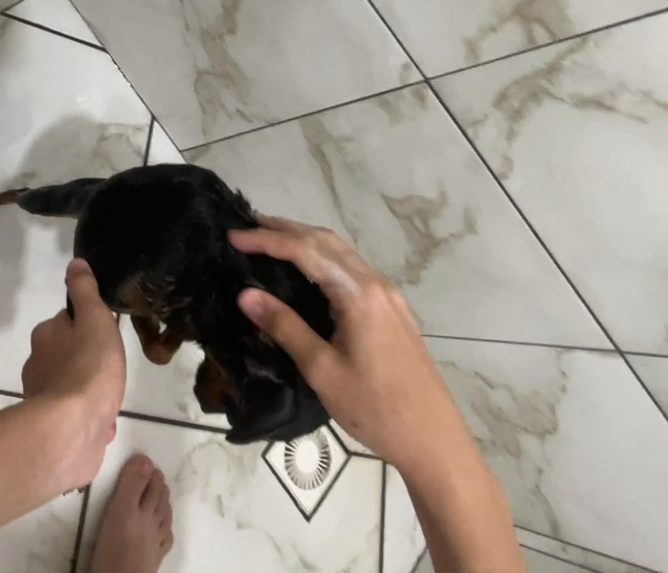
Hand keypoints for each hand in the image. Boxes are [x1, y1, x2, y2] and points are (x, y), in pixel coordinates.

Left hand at [21, 259, 126, 489]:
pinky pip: (75, 416)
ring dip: (91, 392)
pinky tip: (105, 423)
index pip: (67, 321)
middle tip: (112, 367)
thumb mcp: (94, 319)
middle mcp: (37, 363)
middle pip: (69, 354)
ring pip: (72, 386)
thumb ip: (85, 291)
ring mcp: (42, 398)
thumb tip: (75, 263)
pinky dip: (90, 418)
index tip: (107, 334)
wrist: (72, 430)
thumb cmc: (88, 368)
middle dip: (90, 361)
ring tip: (111, 397)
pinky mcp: (52, 427)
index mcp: (45, 335)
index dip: (89, 325)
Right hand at [230, 217, 447, 469]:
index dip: (266, 240)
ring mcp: (388, 296)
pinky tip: (306, 272)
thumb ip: (285, 327)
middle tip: (248, 226)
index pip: (305, 251)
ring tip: (270, 240)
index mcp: (358, 294)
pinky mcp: (392, 310)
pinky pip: (351, 270)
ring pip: (341, 253)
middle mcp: (375, 284)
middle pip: (325, 241)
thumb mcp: (322, 370)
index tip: (233, 236)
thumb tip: (245, 294)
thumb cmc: (376, 408)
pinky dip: (323, 259)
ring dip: (305, 240)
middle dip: (285, 229)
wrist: (435, 442)